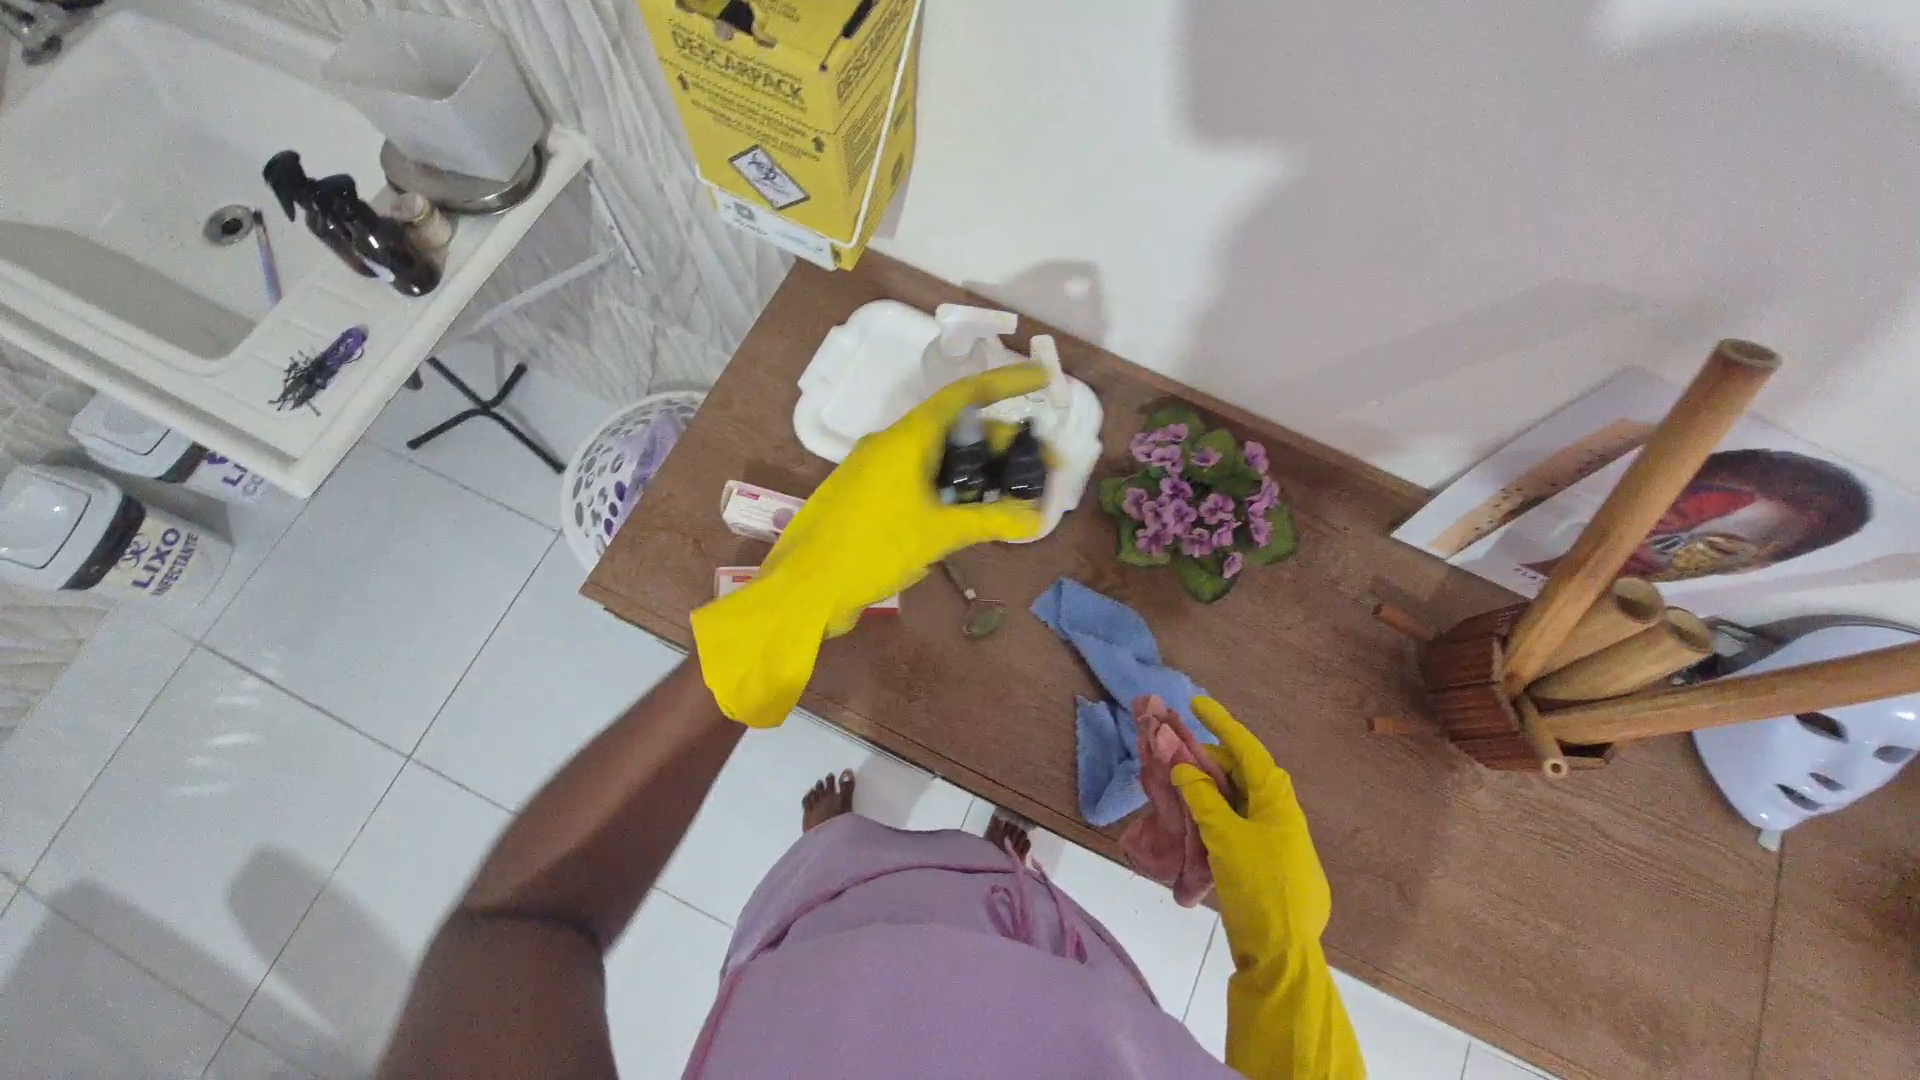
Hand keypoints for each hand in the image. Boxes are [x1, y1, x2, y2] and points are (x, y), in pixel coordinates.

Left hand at [691, 364, 1048, 727]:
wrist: (804, 590)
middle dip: (1002, 445)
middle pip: (957, 430)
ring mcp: (880, 472)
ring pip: (941, 458)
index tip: (1044, 381)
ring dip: (979, 471)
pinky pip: (923, 479)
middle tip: (1041, 467)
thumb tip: (1037, 518)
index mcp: (904, 440)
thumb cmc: (868, 551)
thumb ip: (989, 520)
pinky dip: (955, 488)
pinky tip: (976, 511)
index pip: (964, 396)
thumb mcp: (936, 535)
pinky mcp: (874, 497)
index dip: (1007, 383)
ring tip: (1016, 493)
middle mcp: (891, 446)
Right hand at [1171, 697, 1332, 970]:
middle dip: (1212, 762)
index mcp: (1278, 801)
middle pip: (1244, 774)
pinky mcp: (1270, 863)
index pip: (1248, 749)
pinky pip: (1241, 824)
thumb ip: (1201, 796)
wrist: (1284, 956)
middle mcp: (1283, 814)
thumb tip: (1181, 762)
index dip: (1222, 724)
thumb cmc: (1258, 888)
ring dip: (1212, 791)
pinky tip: (1197, 825)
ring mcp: (1279, 840)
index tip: (1198, 704)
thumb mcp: (1224, 837)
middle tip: (1178, 760)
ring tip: (1182, 790)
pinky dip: (1218, 816)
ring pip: (1241, 800)